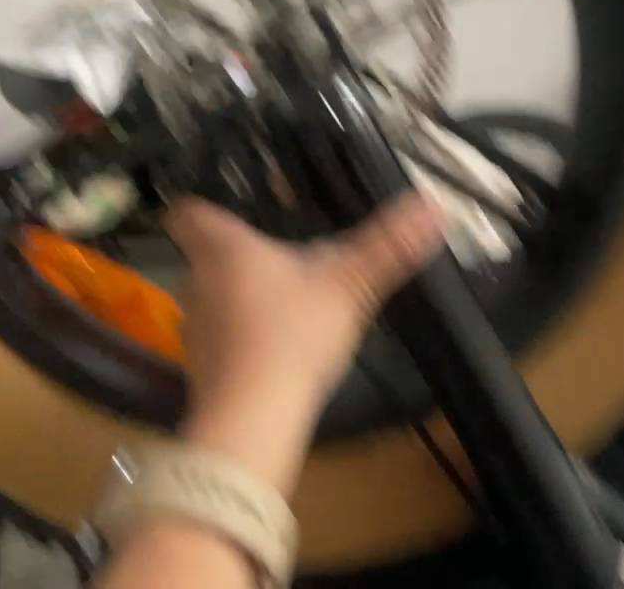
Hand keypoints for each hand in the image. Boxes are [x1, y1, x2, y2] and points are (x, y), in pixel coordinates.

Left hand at [162, 195, 445, 491]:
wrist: (251, 419)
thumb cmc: (292, 335)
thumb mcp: (349, 285)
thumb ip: (389, 246)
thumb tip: (433, 203)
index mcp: (223, 247)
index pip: (189, 212)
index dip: (202, 208)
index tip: (225, 211)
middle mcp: (197, 280)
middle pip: (202, 255)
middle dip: (232, 255)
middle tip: (273, 258)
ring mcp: (193, 327)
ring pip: (209, 298)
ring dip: (235, 298)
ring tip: (277, 304)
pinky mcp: (198, 368)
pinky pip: (216, 339)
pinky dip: (237, 338)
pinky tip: (269, 351)